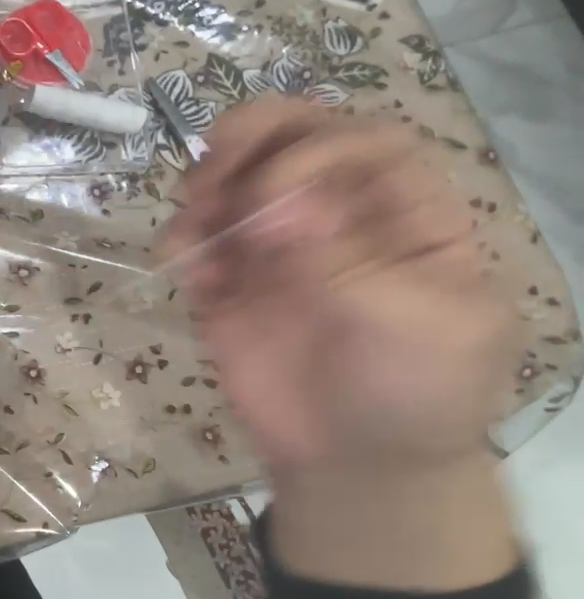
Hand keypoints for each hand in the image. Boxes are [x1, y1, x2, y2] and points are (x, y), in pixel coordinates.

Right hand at [163, 98, 521, 590]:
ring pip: (228, 182)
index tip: (272, 196)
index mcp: (402, 213)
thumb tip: (276, 205)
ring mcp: (271, 249)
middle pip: (287, 141)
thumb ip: (351, 258)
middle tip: (210, 180)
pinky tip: (193, 276)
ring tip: (197, 234)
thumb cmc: (414, 388)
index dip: (309, 150)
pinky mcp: (222, 286)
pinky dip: (179, 244)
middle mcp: (332, 216)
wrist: (354, 457)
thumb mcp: (418, 322)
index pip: (358, 142)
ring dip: (202, 189)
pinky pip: (191, 243)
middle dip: (243, 143)